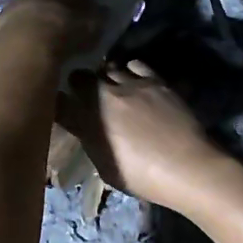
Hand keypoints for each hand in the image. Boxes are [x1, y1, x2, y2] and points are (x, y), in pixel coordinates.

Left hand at [0, 0, 104, 60]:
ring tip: (45, 41)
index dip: (79, 5)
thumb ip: (99, 15)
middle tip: (64, 29)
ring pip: (28, 13)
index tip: (84, 18)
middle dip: (55, 12)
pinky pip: (13, 30)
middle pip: (47, 1)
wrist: (29, 45)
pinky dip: (21, 37)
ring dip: (36, 23)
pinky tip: (27, 49)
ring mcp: (12, 6)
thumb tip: (103, 11)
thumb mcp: (92, 24)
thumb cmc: (66, 30)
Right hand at [57, 60, 234, 212]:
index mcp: (86, 122)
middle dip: (78, 83)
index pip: (59, 103)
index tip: (60, 107)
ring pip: (107, 67)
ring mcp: (130, 84)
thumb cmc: (142, 178)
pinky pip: (135, 64)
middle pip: (79, 77)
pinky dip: (130, 71)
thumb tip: (89, 128)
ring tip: (112, 86)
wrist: (186, 166)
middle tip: (85, 94)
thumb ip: (92, 140)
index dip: (56, 102)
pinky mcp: (155, 80)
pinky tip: (136, 81)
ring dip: (106, 76)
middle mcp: (103, 97)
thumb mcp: (106, 167)